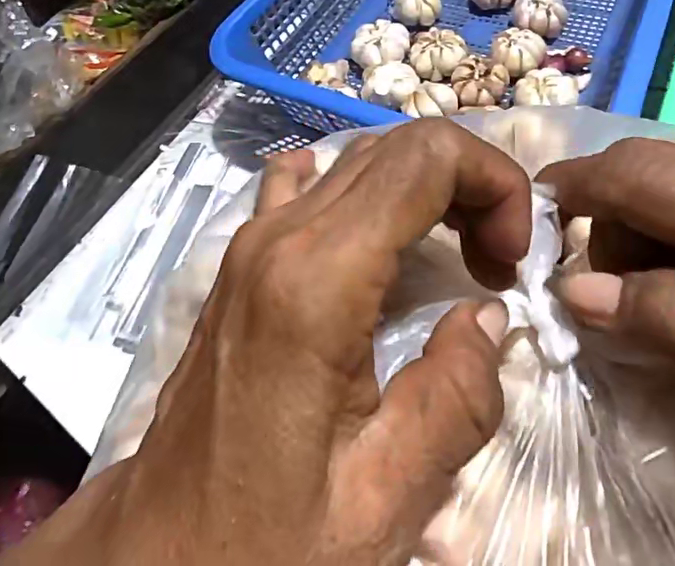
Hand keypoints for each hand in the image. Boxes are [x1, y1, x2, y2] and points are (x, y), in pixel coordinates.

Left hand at [4, 120, 533, 564]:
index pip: (420, 160)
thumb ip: (455, 398)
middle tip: (495, 265)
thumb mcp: (385, 496)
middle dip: (465, 183)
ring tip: (453, 252)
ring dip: (418, 185)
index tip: (512, 261)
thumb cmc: (270, 534)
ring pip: (351, 160)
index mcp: (317, 279)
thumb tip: (487, 315)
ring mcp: (250, 240)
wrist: (162, 542)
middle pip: (391, 148)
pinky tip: (375, 232)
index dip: (491, 181)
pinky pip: (301, 186)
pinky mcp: (239, 258)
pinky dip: (357, 189)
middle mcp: (277, 236)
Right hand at [545, 139, 674, 565]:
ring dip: (631, 238)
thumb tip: (576, 286)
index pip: (660, 178)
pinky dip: (663, 249)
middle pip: (664, 169)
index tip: (523, 231)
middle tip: (581, 291)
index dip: (578, 191)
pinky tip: (671, 300)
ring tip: (630, 309)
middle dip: (603, 217)